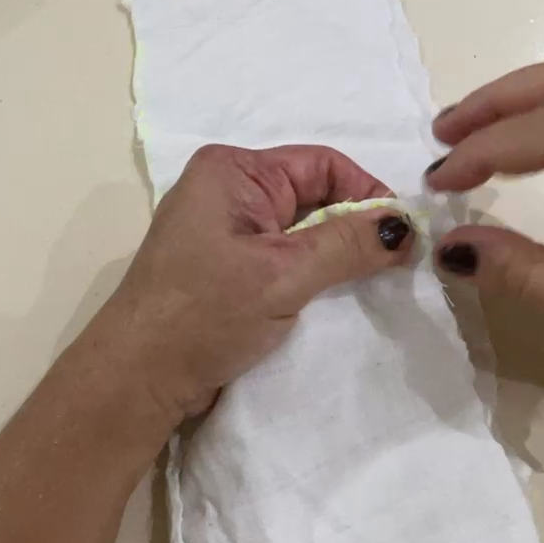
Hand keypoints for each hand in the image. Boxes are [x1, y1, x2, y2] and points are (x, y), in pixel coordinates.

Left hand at [84, 144, 414, 424]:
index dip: (368, 193)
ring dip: (334, 255)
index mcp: (232, 171)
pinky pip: (282, 259)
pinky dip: (311, 274)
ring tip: (370, 282)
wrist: (138, 377)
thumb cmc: (204, 315)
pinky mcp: (226, 271)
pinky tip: (334, 296)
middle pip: (312, 196)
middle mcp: (227, 192)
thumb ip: (347, 244)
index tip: (404, 235)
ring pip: (300, 232)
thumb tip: (404, 225)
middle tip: (396, 263)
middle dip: (354, 226)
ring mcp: (224, 234)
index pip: (321, 165)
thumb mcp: (283, 274)